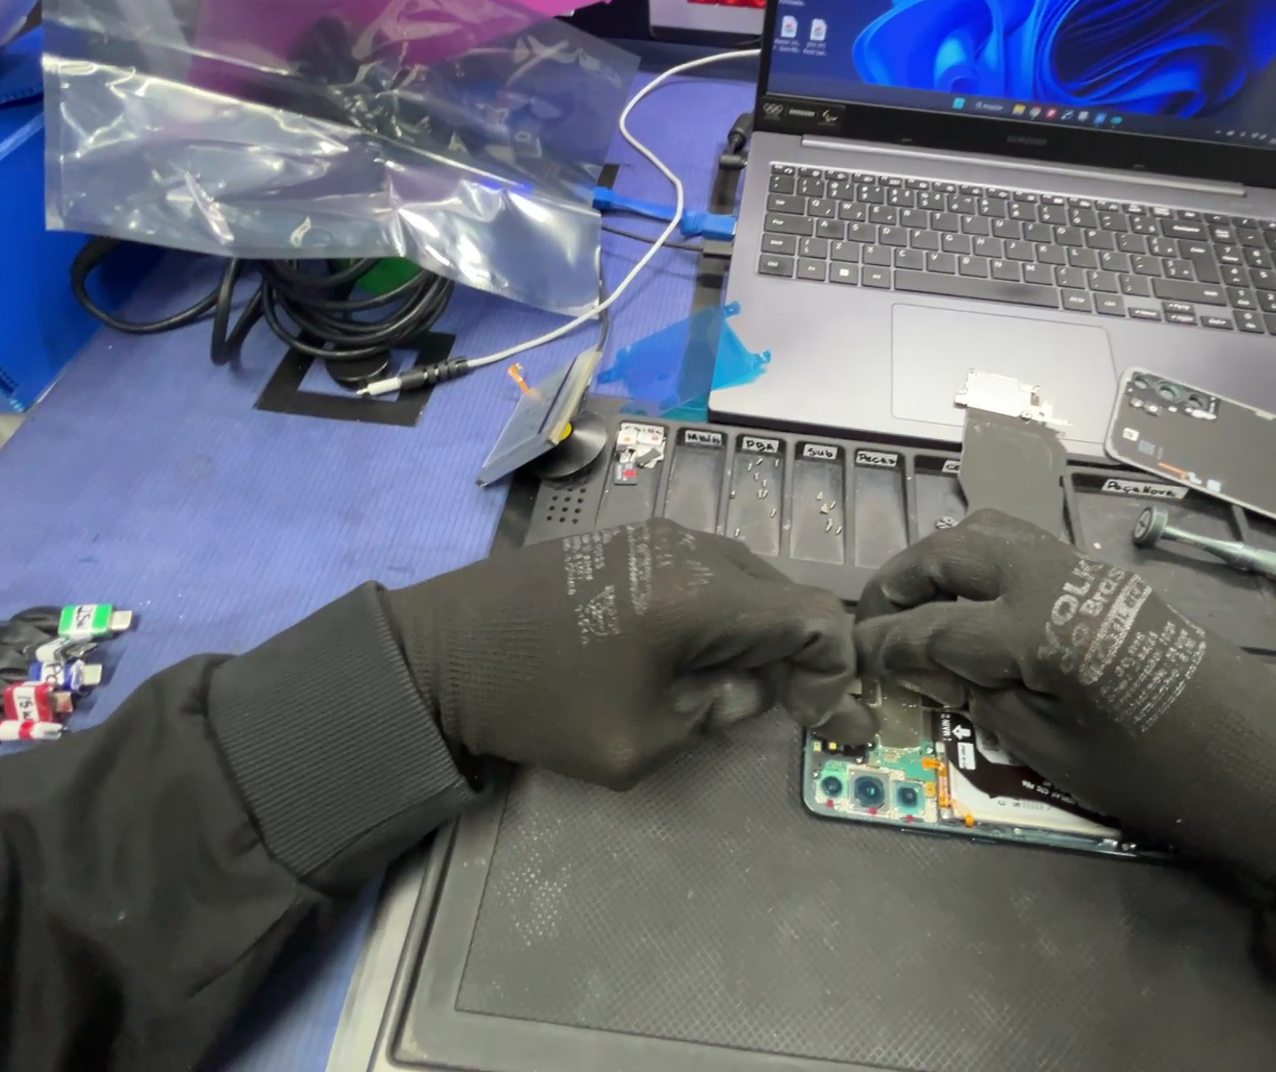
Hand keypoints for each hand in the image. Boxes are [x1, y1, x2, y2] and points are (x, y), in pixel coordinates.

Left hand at [386, 519, 875, 789]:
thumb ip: (718, 713)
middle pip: (783, 592)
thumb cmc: (538, 706)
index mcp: (699, 597)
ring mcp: (657, 531)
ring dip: (755, 627)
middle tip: (769, 700)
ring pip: (745, 576)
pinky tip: (685, 642)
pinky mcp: (631, 533)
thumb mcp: (639, 743)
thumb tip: (754, 685)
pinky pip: (705, 565)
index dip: (831, 668)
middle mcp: (690, 548)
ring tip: (721, 676)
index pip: (814, 615)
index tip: (808, 711)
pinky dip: (719, 605)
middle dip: (794, 650)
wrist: (443, 651)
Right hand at [854, 510, 1275, 954]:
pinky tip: (969, 598)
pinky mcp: (1097, 571)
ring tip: (914, 600)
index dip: (883, 643)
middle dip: (897, 580)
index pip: (931, 628)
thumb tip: (912, 667)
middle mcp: (1053, 578)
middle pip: (948, 552)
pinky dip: (977, 559)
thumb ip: (973, 696)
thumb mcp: (1050, 751)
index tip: (849, 654)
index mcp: (1040, 631)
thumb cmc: (1159, 777)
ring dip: (937, 560)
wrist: (1270, 761)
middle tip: (871, 616)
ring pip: (984, 530)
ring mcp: (1080, 566)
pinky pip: (1018, 542)